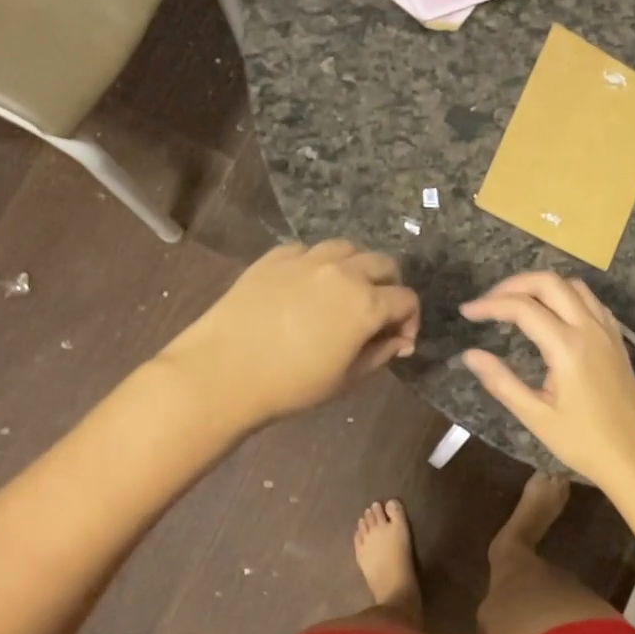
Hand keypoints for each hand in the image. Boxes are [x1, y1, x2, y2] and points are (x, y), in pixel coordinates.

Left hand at [160, 241, 419, 424]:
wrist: (223, 373)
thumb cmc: (293, 384)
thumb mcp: (348, 378)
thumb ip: (381, 353)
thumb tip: (399, 341)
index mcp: (366, 304)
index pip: (407, 299)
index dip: (411, 321)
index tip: (399, 341)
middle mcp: (342, 273)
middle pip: (383, 264)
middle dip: (390, 287)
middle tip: (378, 313)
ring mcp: (305, 260)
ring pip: (347, 249)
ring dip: (356, 268)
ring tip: (346, 292)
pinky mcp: (273, 259)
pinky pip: (307, 250)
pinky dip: (318, 264)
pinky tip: (308, 287)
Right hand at [460, 272, 634, 494]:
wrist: (632, 456)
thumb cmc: (582, 442)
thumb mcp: (536, 417)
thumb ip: (501, 382)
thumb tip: (470, 355)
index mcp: (568, 348)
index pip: (523, 308)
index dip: (490, 305)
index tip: (467, 313)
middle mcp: (590, 330)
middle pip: (549, 282)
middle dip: (514, 284)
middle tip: (489, 302)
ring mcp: (608, 332)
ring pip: (574, 286)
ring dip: (542, 286)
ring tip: (516, 303)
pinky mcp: (617, 340)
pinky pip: (592, 301)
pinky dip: (567, 296)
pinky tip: (553, 314)